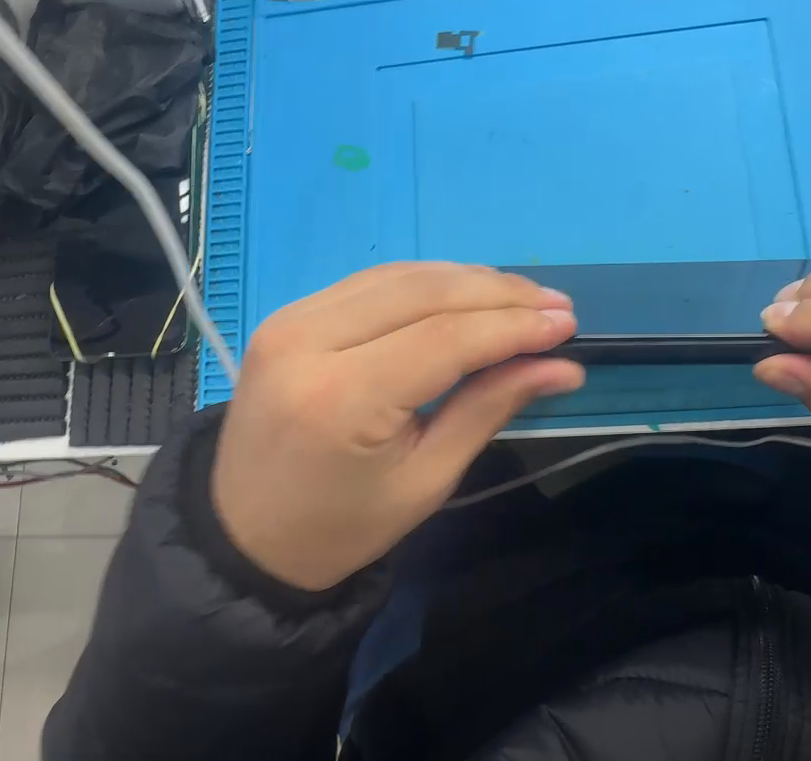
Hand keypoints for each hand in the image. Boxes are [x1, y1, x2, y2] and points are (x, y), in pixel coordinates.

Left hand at [211, 263, 583, 590]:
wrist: (242, 535)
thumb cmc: (340, 527)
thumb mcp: (425, 481)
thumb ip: (489, 408)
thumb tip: (561, 365)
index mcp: (340, 396)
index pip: (444, 338)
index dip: (512, 326)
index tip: (567, 324)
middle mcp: (309, 339)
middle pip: (423, 292)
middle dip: (498, 293)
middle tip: (556, 306)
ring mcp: (291, 319)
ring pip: (400, 276)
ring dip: (467, 280)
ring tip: (522, 298)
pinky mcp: (289, 314)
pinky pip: (372, 283)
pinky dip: (426, 283)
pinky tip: (466, 294)